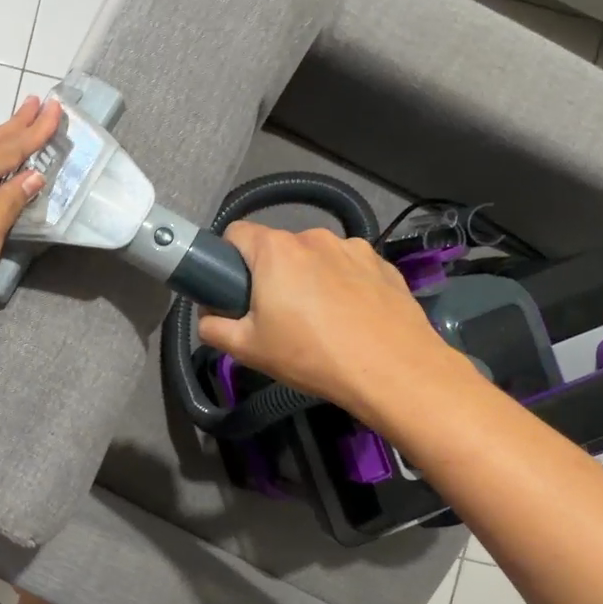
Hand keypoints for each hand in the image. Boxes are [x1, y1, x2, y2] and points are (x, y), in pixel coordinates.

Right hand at [195, 222, 470, 416]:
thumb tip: (208, 317)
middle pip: (277, 248)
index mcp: (275, 251)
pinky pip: (348, 268)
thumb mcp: (246, 349)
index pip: (236, 233)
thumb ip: (212, 328)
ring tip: (318, 320)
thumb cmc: (311, 355)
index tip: (232, 289)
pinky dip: (341, 285)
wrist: (394, 371)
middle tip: (274, 316)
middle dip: (270, 274)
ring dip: (308, 278)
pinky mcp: (384, 264)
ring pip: (314, 258)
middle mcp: (314, 238)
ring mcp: (354, 248)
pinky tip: (349, 318)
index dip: (227, 258)